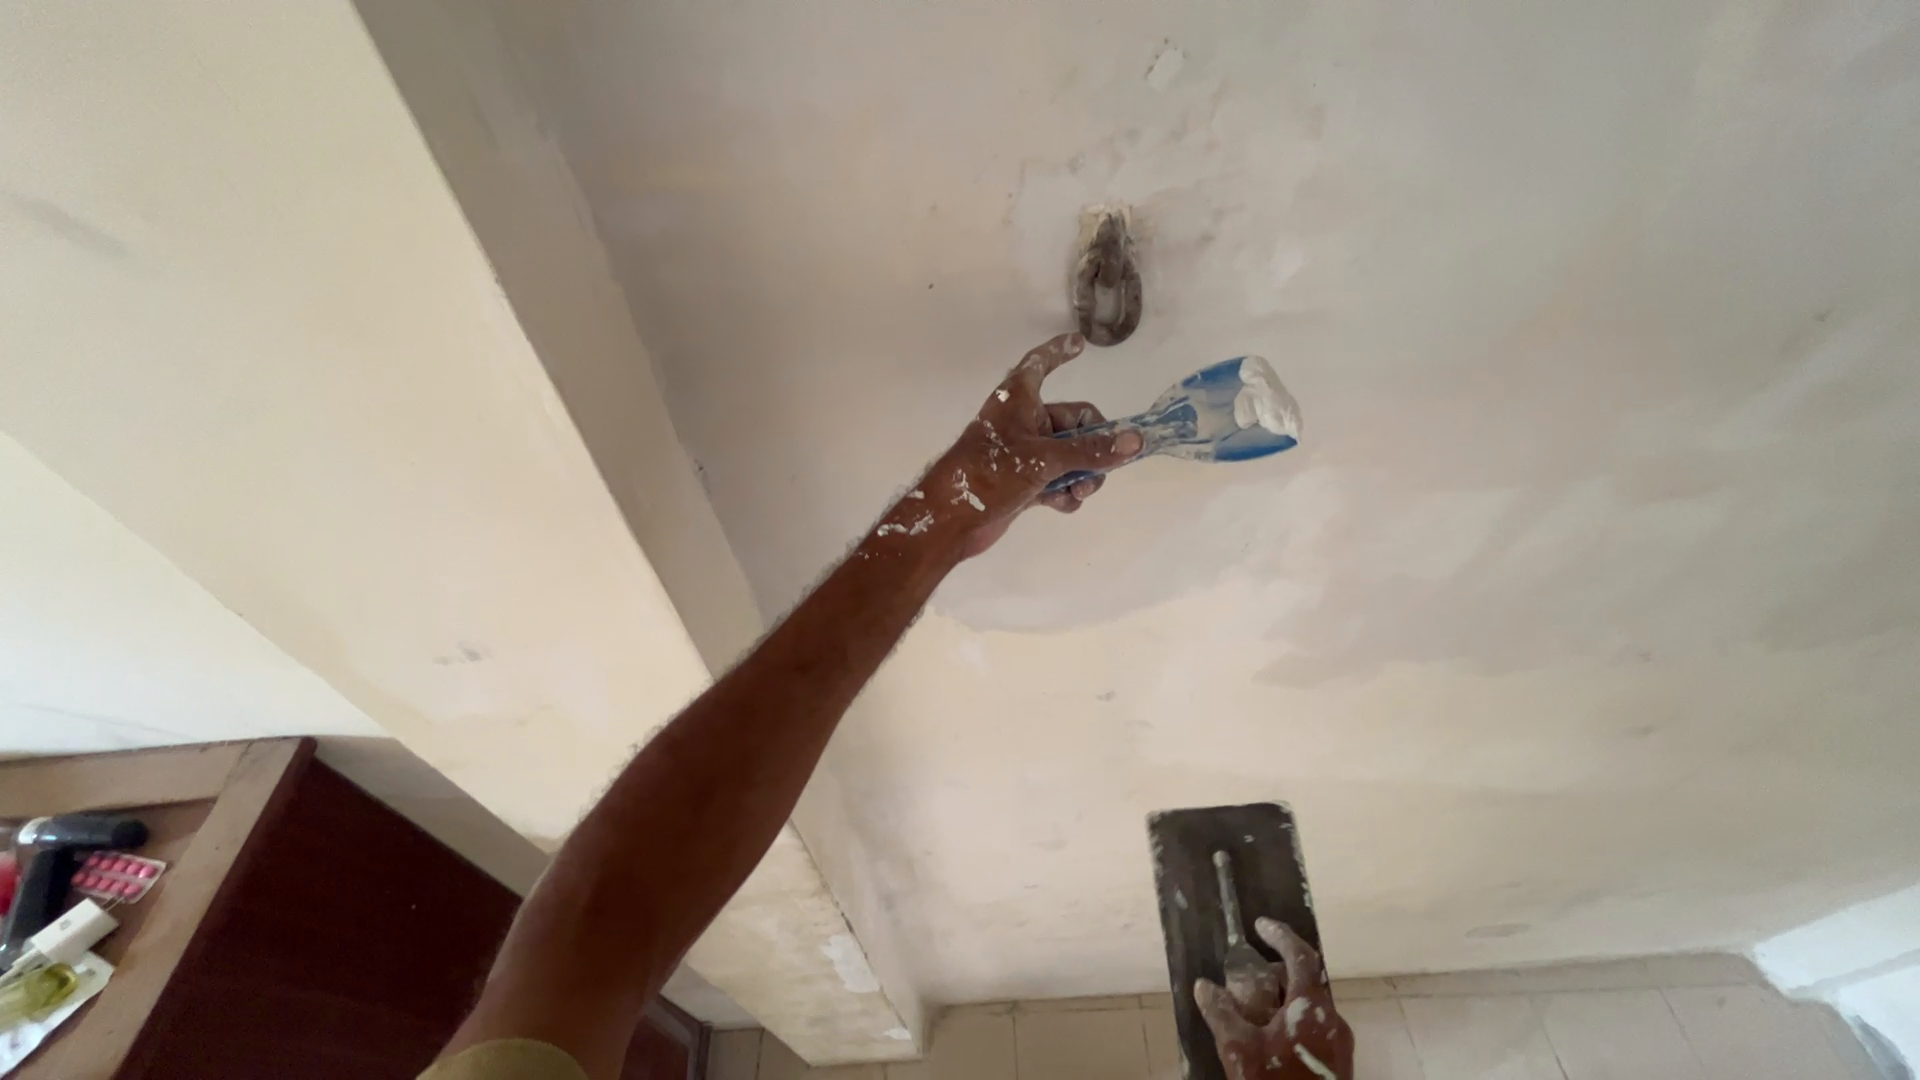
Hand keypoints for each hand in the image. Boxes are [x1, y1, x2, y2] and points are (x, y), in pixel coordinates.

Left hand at [913, 333, 1142, 557]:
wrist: (950, 520)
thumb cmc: (988, 474)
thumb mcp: (1044, 459)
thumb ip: (1091, 450)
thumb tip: (1135, 439)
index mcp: (1020, 400)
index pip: (1041, 364)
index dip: (1059, 352)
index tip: (1079, 342)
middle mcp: (1024, 422)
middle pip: (1075, 424)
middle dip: (1093, 446)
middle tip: (1102, 467)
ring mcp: (1024, 454)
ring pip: (1070, 456)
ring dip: (1082, 474)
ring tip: (1080, 491)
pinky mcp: (1024, 483)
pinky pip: (1058, 480)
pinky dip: (1064, 492)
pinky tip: (1062, 504)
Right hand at [1195, 918, 1354, 1079]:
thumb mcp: (1239, 1049)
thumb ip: (1221, 1012)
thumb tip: (1204, 986)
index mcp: (1313, 1010)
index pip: (1302, 957)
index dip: (1281, 936)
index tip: (1260, 926)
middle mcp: (1334, 1022)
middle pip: (1307, 982)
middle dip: (1277, 973)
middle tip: (1249, 975)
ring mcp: (1340, 1047)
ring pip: (1310, 1007)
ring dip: (1283, 999)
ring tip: (1253, 1009)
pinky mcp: (1339, 1068)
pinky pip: (1313, 1029)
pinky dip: (1291, 1020)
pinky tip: (1268, 1037)